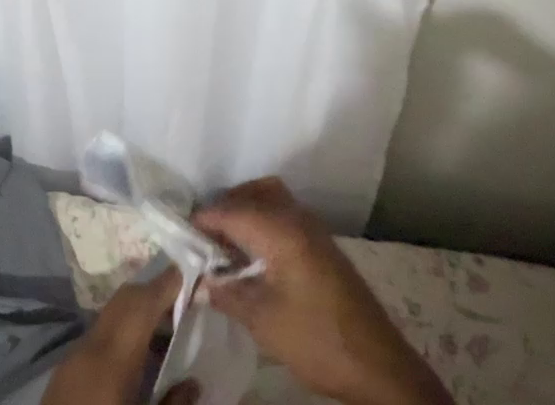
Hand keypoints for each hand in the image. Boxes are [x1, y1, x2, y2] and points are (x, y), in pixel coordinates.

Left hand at [43, 267, 197, 404]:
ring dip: (137, 313)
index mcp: (112, 360)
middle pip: (123, 301)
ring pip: (109, 318)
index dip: (167, 283)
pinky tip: (138, 358)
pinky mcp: (62, 377)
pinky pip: (97, 339)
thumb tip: (193, 384)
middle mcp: (88, 349)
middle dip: (153, 291)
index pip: (142, 303)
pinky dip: (121, 334)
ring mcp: (71, 361)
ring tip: (168, 327)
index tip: (192, 271)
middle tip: (185, 296)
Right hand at [193, 178, 451, 404]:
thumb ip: (227, 293)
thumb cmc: (315, 338)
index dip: (203, 219)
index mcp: (282, 231)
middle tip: (202, 237)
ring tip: (223, 246)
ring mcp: (315, 231)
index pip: (232, 210)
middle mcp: (299, 220)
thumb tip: (197, 281)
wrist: (376, 362)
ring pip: (273, 202)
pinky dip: (263, 225)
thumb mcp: (262, 319)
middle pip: (256, 193)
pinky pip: (286, 218)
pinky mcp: (323, 247)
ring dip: (246, 213)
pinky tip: (251, 257)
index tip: (178, 234)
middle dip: (226, 207)